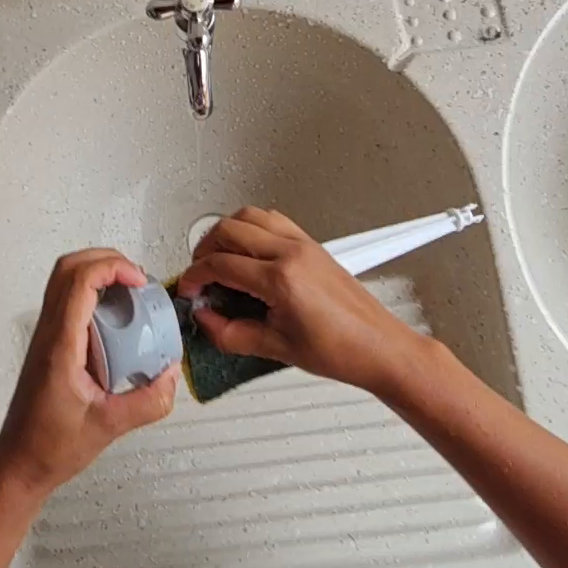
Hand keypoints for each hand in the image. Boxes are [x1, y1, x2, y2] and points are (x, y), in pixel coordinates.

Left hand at [0, 250, 178, 499]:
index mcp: (61, 346)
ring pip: (64, 280)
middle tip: (135, 278)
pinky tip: (116, 319)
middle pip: (68, 268)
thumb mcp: (109, 427)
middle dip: (106, 260)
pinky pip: (67, 300)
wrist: (19, 465)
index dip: (113, 268)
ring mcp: (46, 336)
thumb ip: (148, 402)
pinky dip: (92, 293)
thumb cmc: (48, 448)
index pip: (79, 282)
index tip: (139, 281)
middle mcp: (49, 333)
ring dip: (98, 273)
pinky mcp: (49, 343)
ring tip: (129, 292)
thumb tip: (171, 376)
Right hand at [178, 207, 433, 396]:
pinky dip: (250, 228)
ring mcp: (302, 244)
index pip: (220, 264)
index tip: (189, 289)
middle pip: (228, 230)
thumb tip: (205, 320)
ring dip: (225, 232)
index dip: (194, 276)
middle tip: (198, 274)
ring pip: (249, 216)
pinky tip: (246, 250)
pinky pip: (272, 220)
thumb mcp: (275, 350)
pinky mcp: (311, 244)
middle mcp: (291, 253)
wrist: (379, 347)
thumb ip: (231, 334)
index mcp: (281, 279)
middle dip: (204, 250)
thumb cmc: (340, 350)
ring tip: (217, 257)